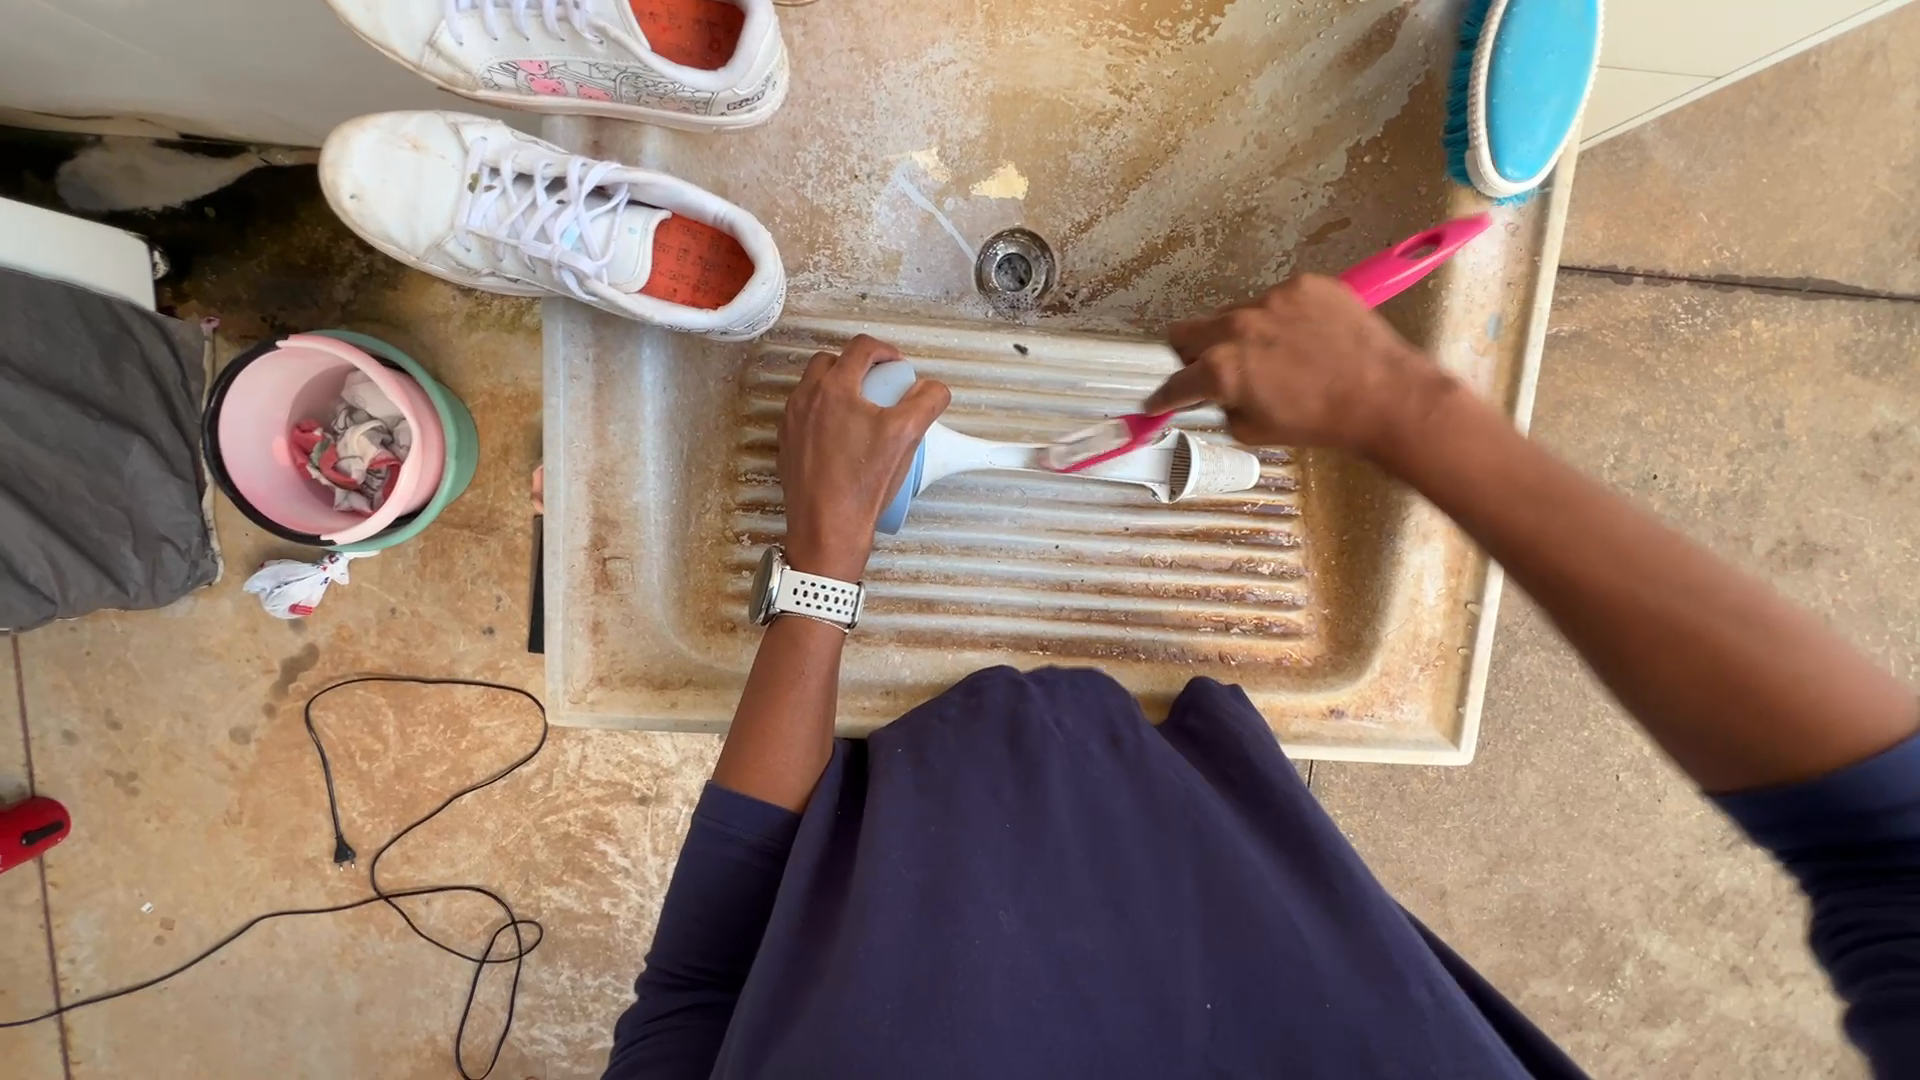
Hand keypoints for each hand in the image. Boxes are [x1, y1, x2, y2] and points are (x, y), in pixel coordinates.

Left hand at [778, 335, 949, 579]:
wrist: (828, 527)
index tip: (898, 366)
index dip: (886, 351)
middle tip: (880, 385)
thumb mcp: (907, 436)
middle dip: (858, 366)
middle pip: (832, 362)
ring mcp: (792, 423)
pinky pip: (805, 416)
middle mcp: (806, 399)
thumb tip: (933, 389)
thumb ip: (926, 402)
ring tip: (863, 412)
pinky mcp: (787, 445)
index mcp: (835, 388)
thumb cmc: (863, 484)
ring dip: (839, 389)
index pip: (861, 348)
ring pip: (815, 388)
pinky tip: (845, 438)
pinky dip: (825, 415)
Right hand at [1142, 274, 1451, 458]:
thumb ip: (1221, 406)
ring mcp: (1271, 301)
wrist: (1384, 396)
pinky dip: (1278, 319)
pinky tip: (1301, 339)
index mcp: (1220, 371)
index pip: (1173, 383)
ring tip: (1272, 355)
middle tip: (1214, 369)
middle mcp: (1237, 329)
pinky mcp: (1303, 285)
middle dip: (1192, 353)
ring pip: (1231, 315)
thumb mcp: (1252, 431)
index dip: (1163, 397)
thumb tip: (1214, 395)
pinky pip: (1273, 300)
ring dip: (1237, 335)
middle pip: (1185, 331)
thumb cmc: (1319, 421)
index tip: (1158, 401)